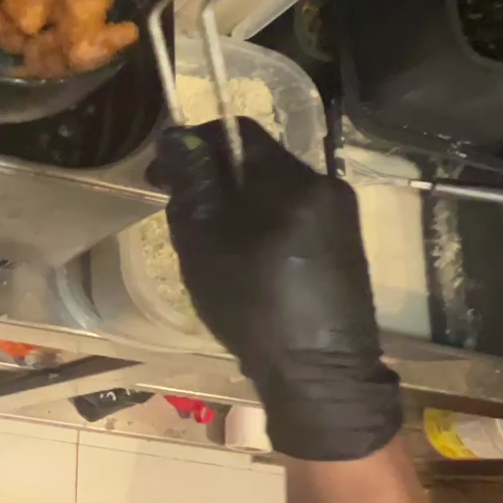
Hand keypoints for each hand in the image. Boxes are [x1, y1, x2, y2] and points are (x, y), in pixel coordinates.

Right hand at [148, 119, 400, 460]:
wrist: (317, 371)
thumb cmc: (250, 303)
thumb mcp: (204, 241)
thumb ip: (192, 182)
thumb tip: (176, 136)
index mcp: (292, 181)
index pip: (238, 131)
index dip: (193, 143)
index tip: (159, 174)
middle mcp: (325, 186)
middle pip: (257, 160)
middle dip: (212, 177)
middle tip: (177, 212)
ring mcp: (340, 215)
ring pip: (273, 188)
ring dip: (234, 200)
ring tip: (206, 239)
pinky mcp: (343, 243)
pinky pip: (291, 212)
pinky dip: (259, 220)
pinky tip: (241, 255)